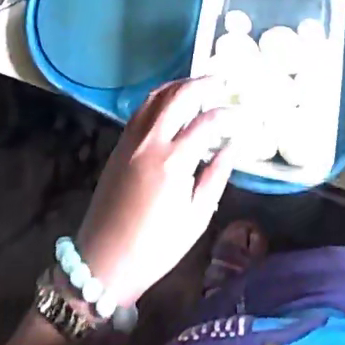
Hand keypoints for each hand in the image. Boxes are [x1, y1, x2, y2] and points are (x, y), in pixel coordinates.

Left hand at [74, 78, 234, 306]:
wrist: (102, 262)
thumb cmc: (155, 248)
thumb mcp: (196, 217)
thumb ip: (217, 175)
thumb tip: (234, 145)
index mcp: (174, 161)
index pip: (207, 121)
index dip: (228, 114)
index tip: (242, 116)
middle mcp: (151, 142)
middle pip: (179, 96)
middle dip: (203, 84)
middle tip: (221, 82)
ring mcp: (131, 140)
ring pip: (156, 96)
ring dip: (179, 85)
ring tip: (198, 86)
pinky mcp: (119, 146)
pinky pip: (142, 109)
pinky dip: (160, 97)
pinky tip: (172, 103)